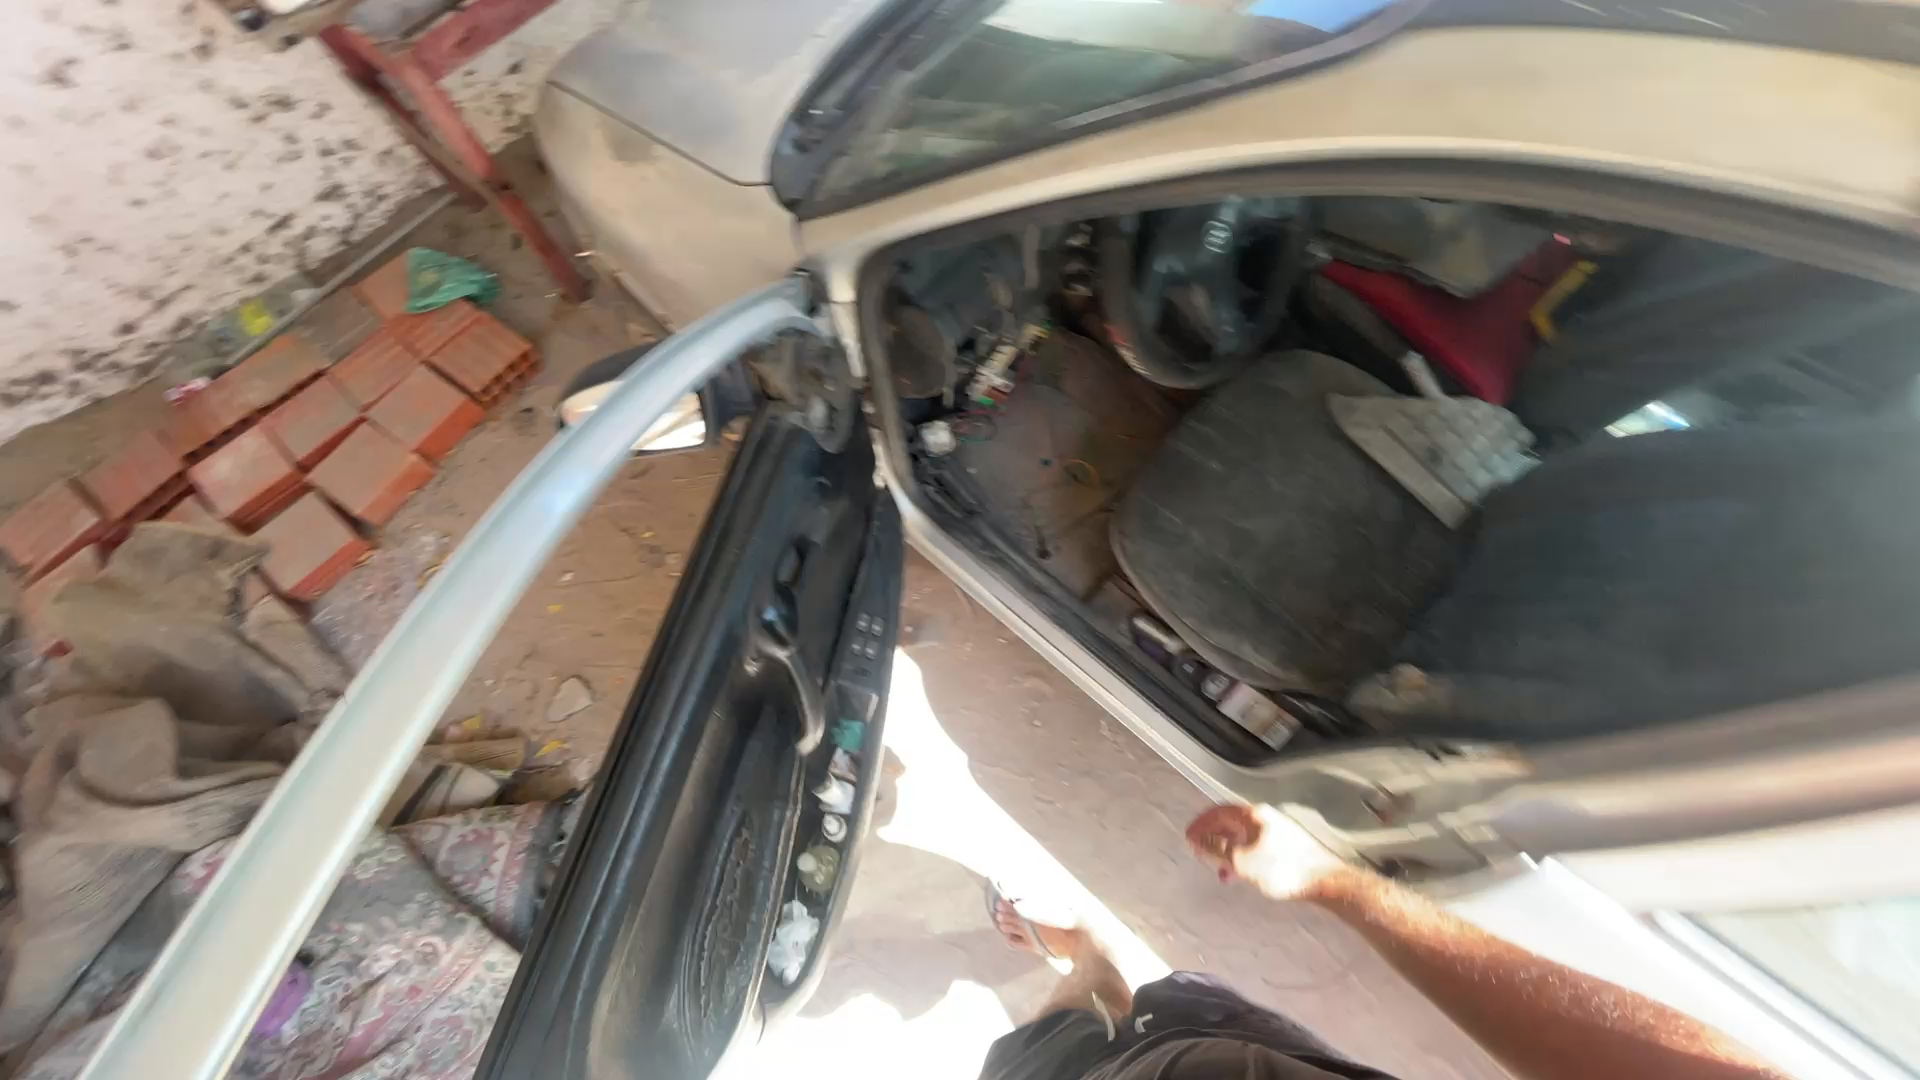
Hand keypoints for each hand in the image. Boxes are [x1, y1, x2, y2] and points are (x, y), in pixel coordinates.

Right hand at [1185, 803, 1355, 900]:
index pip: (1217, 812)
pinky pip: (1255, 846)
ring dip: (1228, 852)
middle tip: (1200, 853)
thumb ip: (1216, 848)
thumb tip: (1198, 839)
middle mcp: (1263, 817)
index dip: (1200, 825)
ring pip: (1242, 837)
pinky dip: (1242, 857)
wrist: (1324, 882)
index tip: (1188, 838)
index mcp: (1252, 815)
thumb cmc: (1282, 870)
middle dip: (1212, 839)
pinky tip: (1242, 874)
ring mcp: (1277, 830)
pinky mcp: (1286, 845)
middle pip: (1229, 823)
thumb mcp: (1240, 860)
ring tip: (1221, 871)